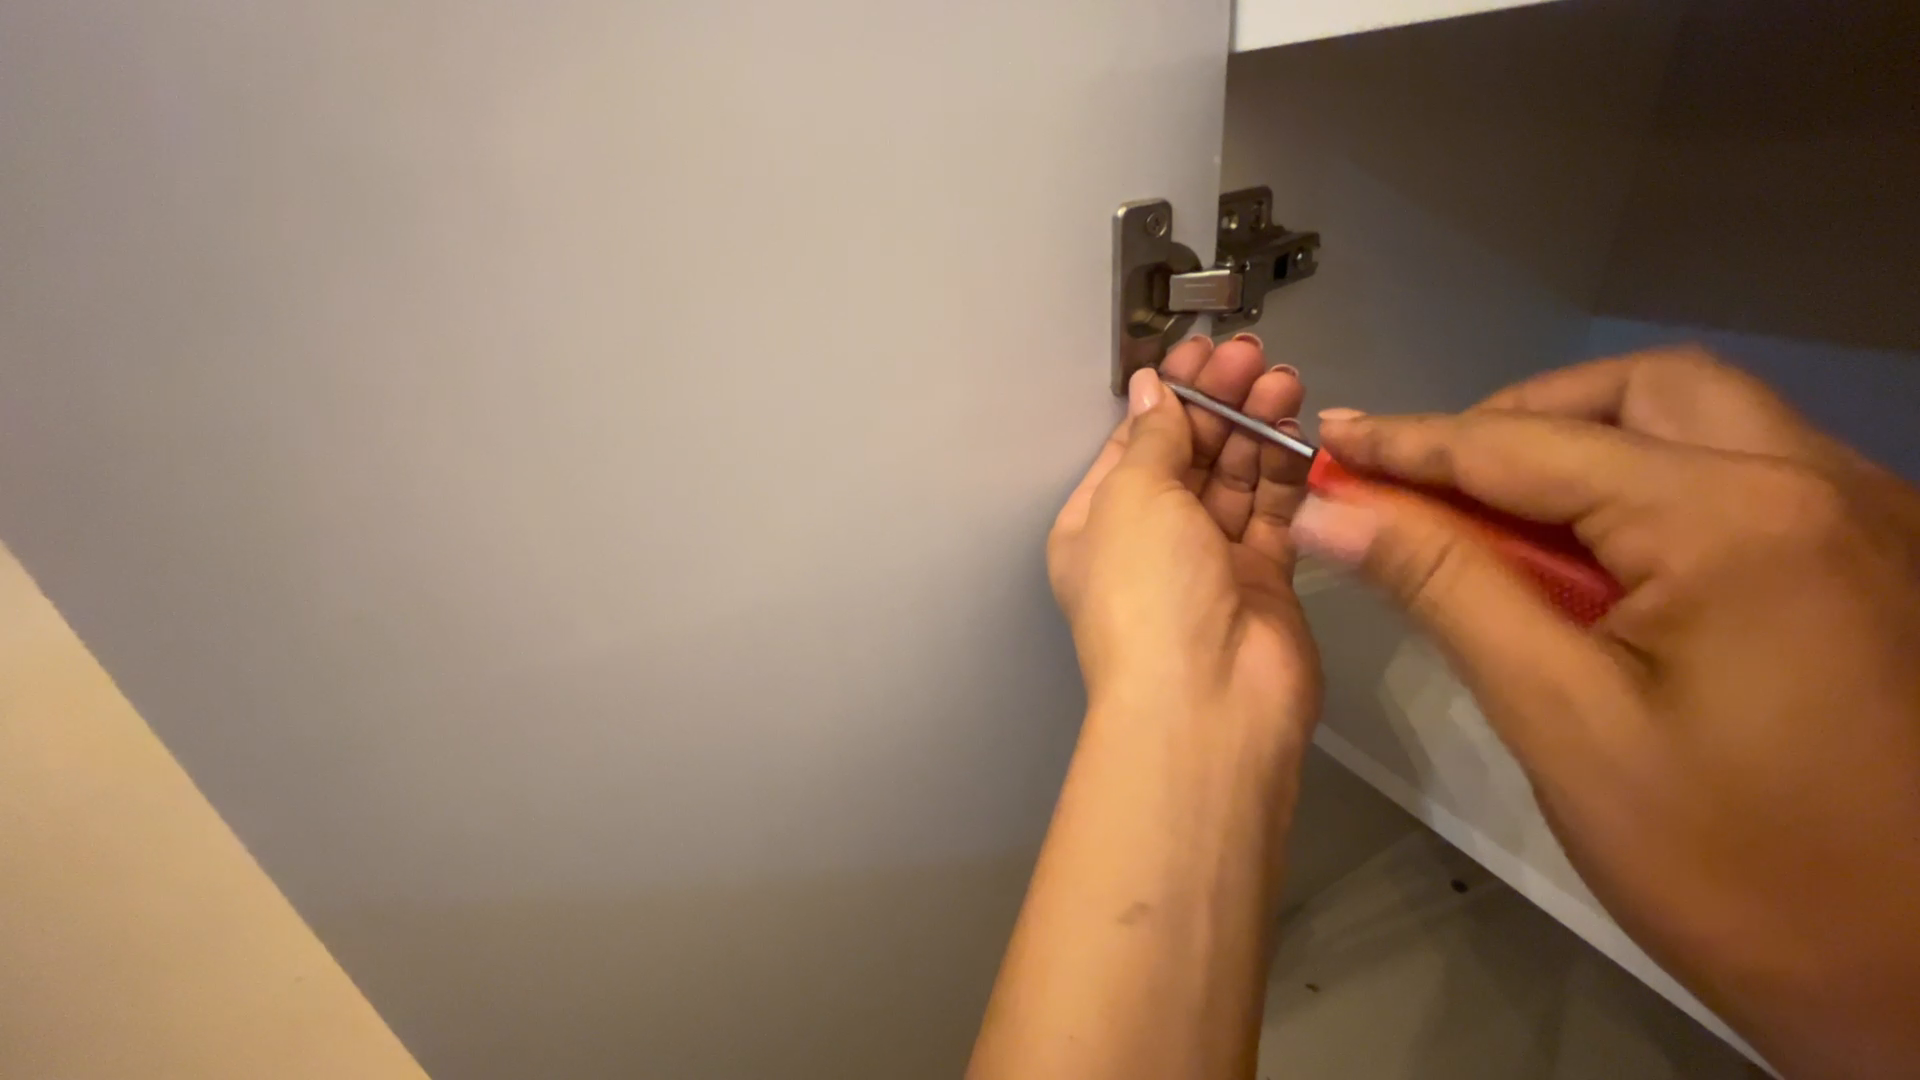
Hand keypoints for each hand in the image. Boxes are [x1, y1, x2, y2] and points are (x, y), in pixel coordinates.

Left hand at [1049, 335, 1320, 751]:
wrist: (1208, 702)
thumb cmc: (1147, 589)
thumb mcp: (1132, 499)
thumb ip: (1151, 439)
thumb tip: (1150, 388)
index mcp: (1095, 525)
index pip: (1131, 446)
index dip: (1165, 395)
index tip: (1199, 350)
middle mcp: (1148, 542)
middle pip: (1186, 456)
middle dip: (1216, 403)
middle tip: (1251, 354)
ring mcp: (1206, 561)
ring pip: (1234, 479)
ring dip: (1254, 427)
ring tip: (1282, 377)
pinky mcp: (1263, 578)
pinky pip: (1274, 511)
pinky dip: (1286, 470)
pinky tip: (1299, 425)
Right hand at [1295, 348, 1919, 1078]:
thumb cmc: (1727, 863)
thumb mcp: (1556, 716)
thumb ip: (1440, 586)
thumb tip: (1328, 513)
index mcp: (1739, 521)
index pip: (1526, 446)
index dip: (1411, 443)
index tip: (1330, 439)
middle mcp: (1821, 487)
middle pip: (1636, 392)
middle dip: (1511, 420)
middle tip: (1425, 483)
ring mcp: (1866, 524)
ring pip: (1694, 422)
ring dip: (1573, 445)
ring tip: (1489, 518)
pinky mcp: (1871, 566)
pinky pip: (1732, 476)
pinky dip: (1630, 486)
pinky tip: (1578, 560)